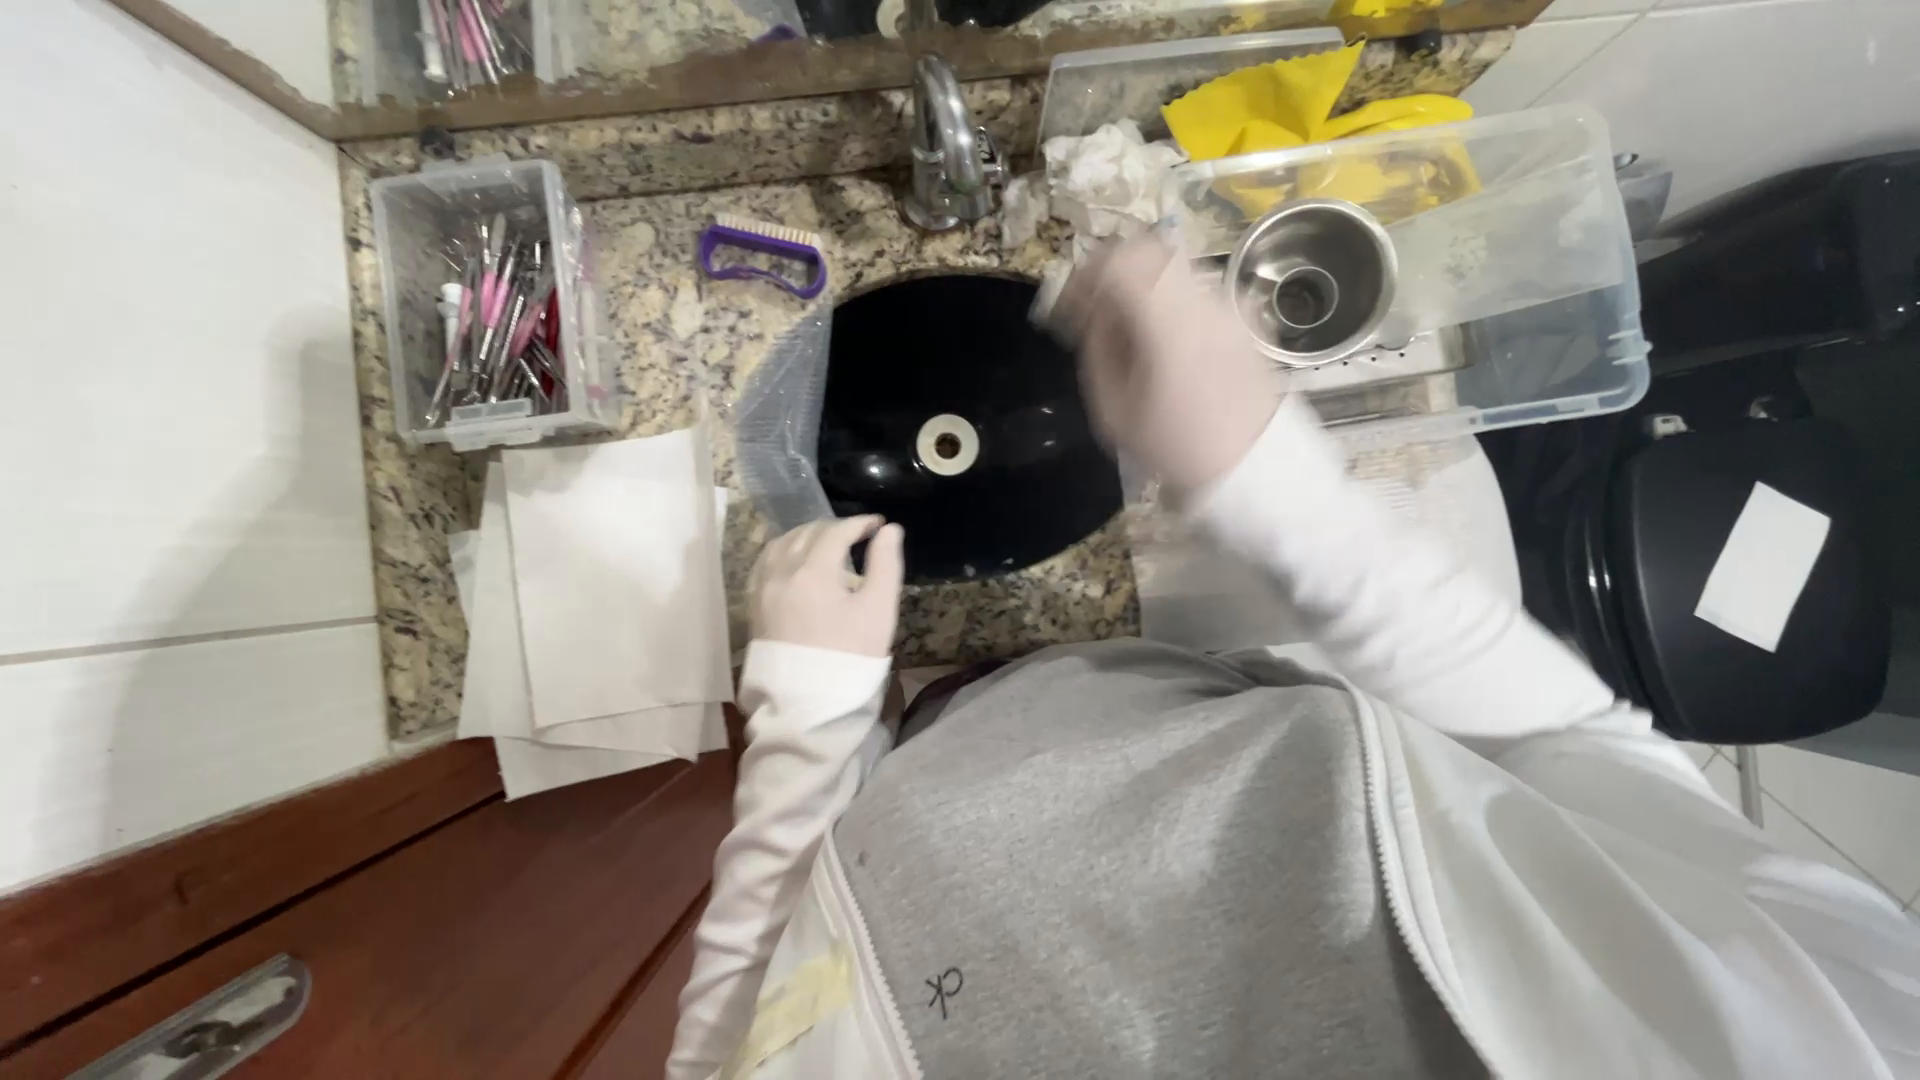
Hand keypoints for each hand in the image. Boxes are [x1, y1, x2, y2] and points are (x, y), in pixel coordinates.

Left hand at [749, 515, 904, 657]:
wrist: (807, 703)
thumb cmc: (850, 657)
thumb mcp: (878, 610)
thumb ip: (885, 564)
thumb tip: (890, 530)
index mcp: (813, 571)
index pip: (836, 531)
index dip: (860, 523)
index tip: (878, 524)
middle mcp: (781, 572)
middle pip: (807, 532)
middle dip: (835, 528)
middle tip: (858, 535)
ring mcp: (763, 588)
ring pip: (783, 543)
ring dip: (808, 536)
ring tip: (829, 544)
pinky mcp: (754, 605)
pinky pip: (766, 562)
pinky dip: (785, 551)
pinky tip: (798, 561)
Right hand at [1048, 234, 1281, 493]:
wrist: (1253, 464)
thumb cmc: (1175, 445)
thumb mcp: (1114, 410)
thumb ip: (1096, 349)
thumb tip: (1092, 315)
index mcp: (1167, 322)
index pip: (1117, 262)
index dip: (1084, 273)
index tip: (1069, 303)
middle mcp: (1202, 300)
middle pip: (1148, 252)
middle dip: (1113, 273)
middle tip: (1094, 309)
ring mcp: (1229, 306)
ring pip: (1174, 269)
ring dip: (1142, 286)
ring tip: (1127, 330)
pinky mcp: (1243, 318)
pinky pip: (1195, 292)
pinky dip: (1168, 301)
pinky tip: (1161, 340)